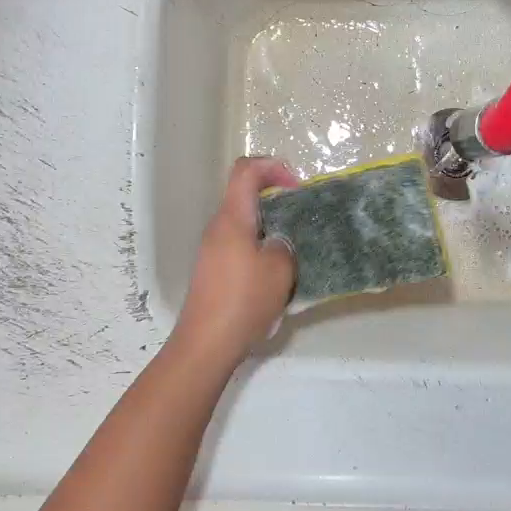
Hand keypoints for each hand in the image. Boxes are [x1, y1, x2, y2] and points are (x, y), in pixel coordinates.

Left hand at [170, 157, 298, 362]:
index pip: (246, 170)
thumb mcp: (280, 268)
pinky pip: (241, 248)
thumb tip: (279, 242)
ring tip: (296, 252)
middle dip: (278, 202)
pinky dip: (262, 252)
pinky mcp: (214, 272)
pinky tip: (278, 277)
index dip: (274, 167)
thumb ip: (285, 244)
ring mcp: (213, 251)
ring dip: (272, 230)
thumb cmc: (244, 300)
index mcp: (232, 218)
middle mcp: (218, 228)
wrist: (207, 343)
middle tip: (303, 221)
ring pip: (246, 225)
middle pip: (246, 197)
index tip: (297, 188)